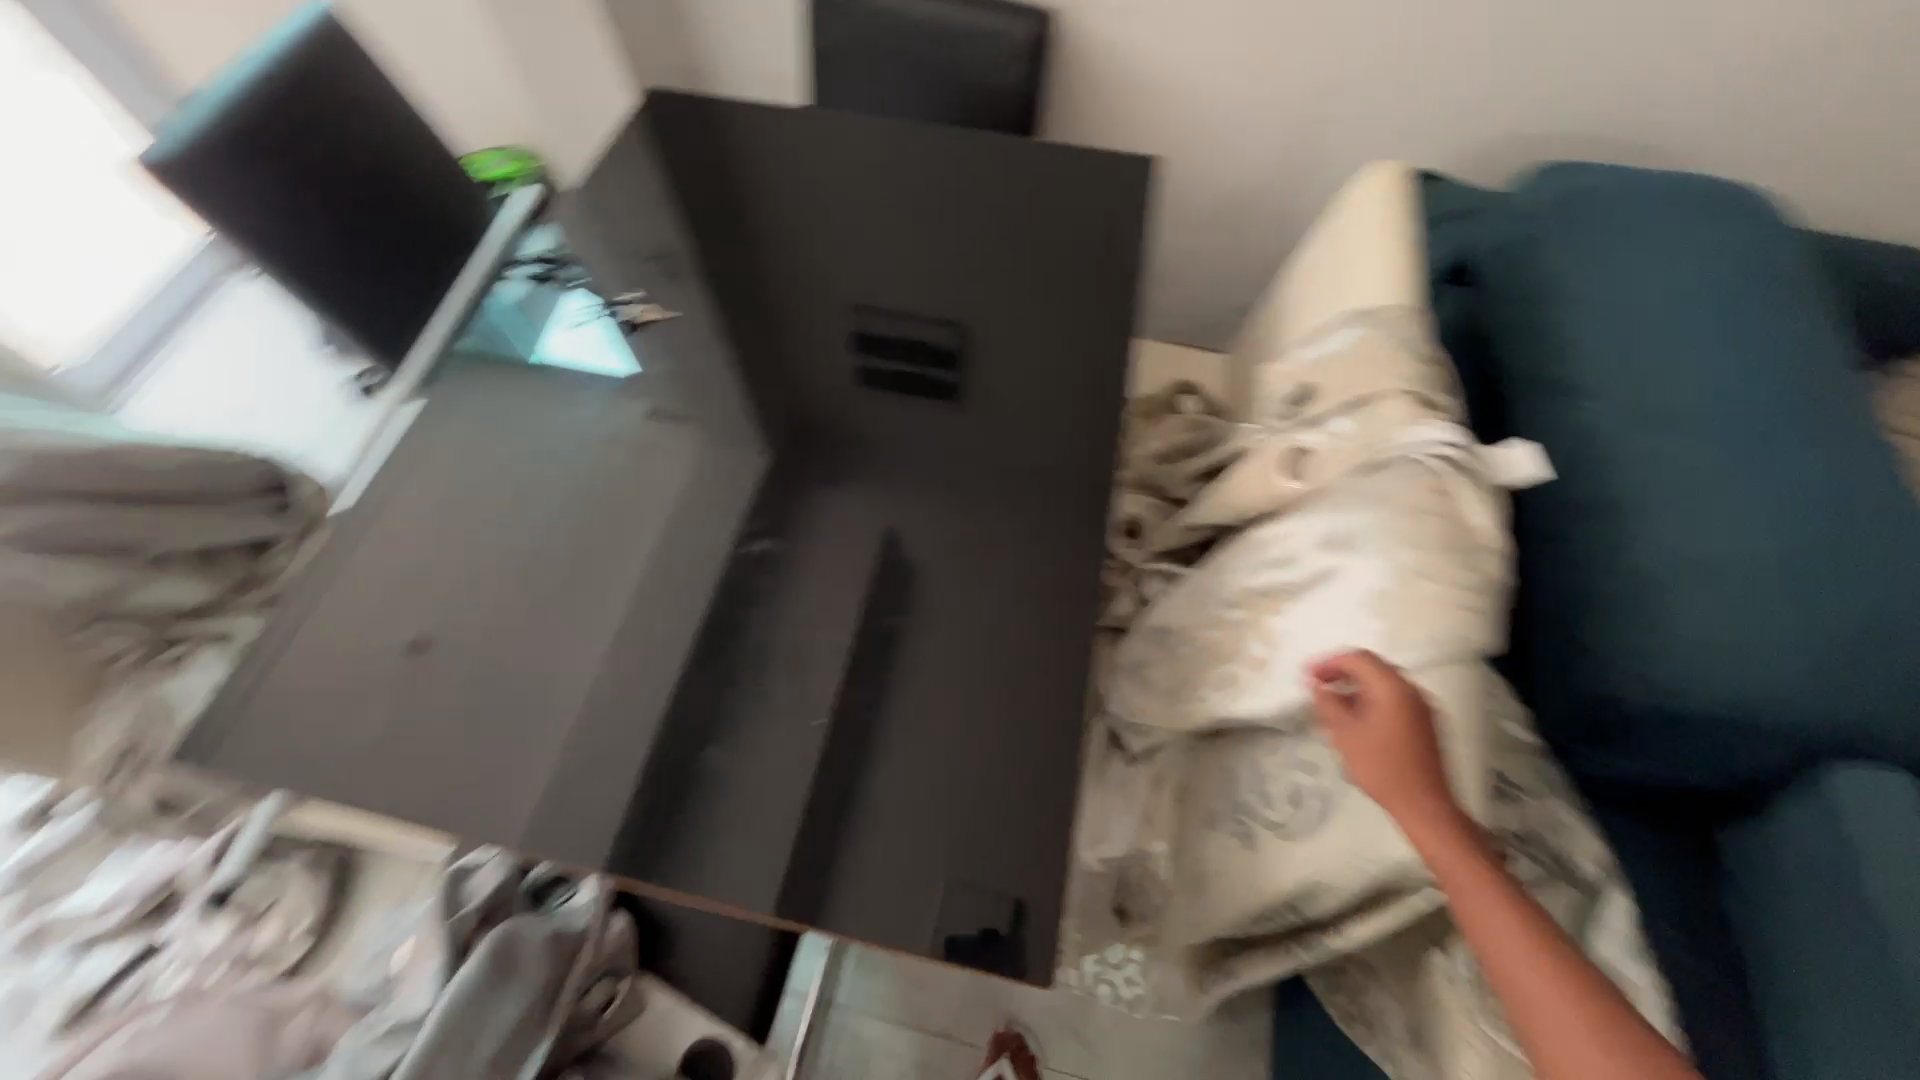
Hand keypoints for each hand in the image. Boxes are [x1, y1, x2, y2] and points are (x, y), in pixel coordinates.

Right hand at [1307, 650, 1461, 828]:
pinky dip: (1373, 700)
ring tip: (1334, 705)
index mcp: (1393, 688)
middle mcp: (1412, 690)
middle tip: (1319, 685)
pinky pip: (1395, 699)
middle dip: (1343, 672)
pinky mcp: (1426, 723)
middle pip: (1374, 667)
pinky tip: (1358, 720)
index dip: (1330, 662)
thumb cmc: (1381, 768)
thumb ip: (1328, 704)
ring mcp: (1424, 707)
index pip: (1359, 658)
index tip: (1309, 676)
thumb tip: (1319, 686)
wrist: (1424, 805)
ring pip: (1385, 684)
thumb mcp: (1345, 734)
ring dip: (1357, 687)